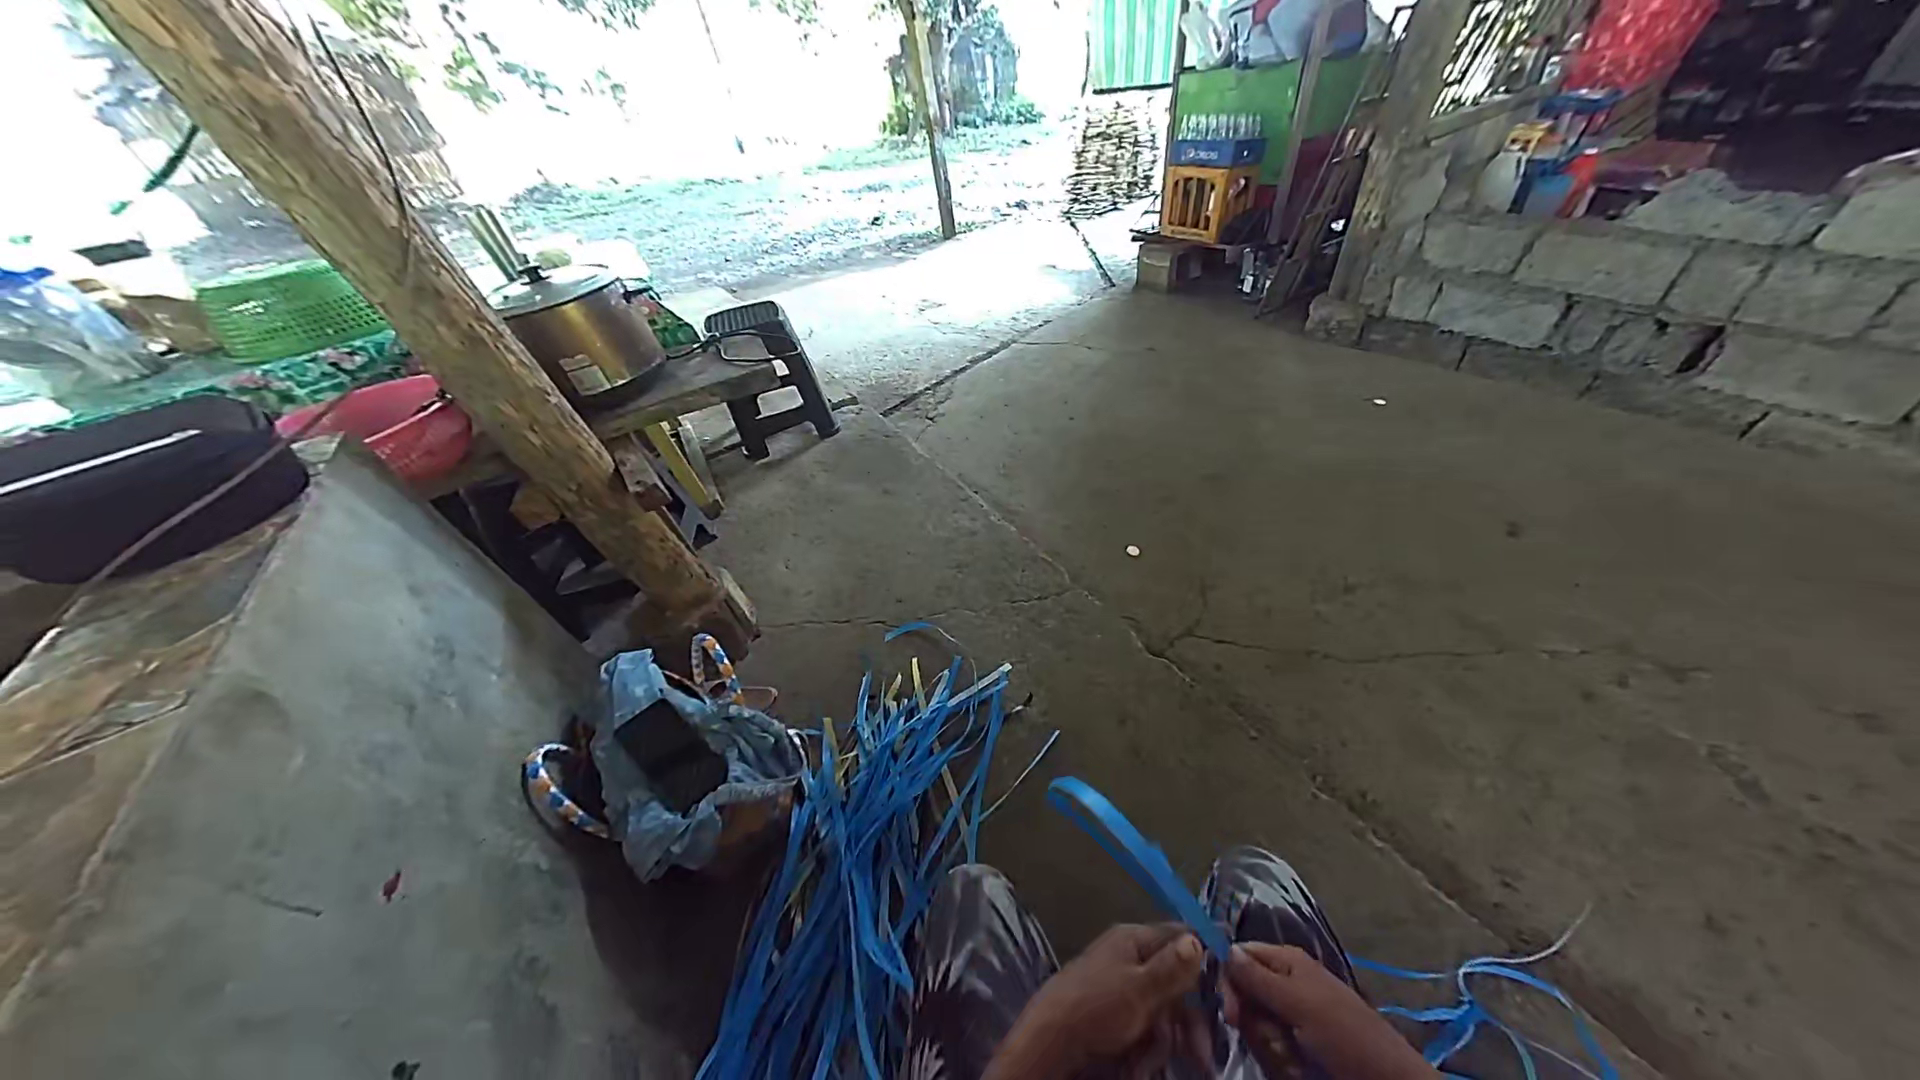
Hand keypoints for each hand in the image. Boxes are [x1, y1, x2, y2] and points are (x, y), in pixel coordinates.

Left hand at [986, 924, 1207, 1079]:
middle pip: (1174, 983)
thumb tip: (1198, 937)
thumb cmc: (1096, 1008)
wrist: (1049, 1042)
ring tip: (1148, 1064)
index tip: (1228, 997)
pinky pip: (1143, 1029)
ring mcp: (1120, 987)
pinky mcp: (1113, 1015)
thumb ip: (1171, 967)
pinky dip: (1145, 1050)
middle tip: (1202, 1056)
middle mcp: (1128, 958)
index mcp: (1133, 940)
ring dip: (1163, 1042)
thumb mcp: (1139, 989)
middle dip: (1187, 1022)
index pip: (1179, 938)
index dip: (1204, 963)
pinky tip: (1136, 1067)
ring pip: (1162, 1013)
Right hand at [1223, 943, 1437, 1079]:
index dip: (1229, 982)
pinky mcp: (1301, 1044)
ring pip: (1258, 1025)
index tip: (1232, 1015)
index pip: (1239, 956)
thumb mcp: (1298, 1004)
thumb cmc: (1346, 1036)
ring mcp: (1295, 1015)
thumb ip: (1257, 978)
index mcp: (1286, 961)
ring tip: (1296, 1062)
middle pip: (1245, 994)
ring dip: (1272, 1047)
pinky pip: (1274, 1047)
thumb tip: (1224, 948)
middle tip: (1276, 1043)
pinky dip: (1283, 1062)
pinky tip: (1300, 1070)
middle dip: (1257, 1024)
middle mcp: (1286, 982)